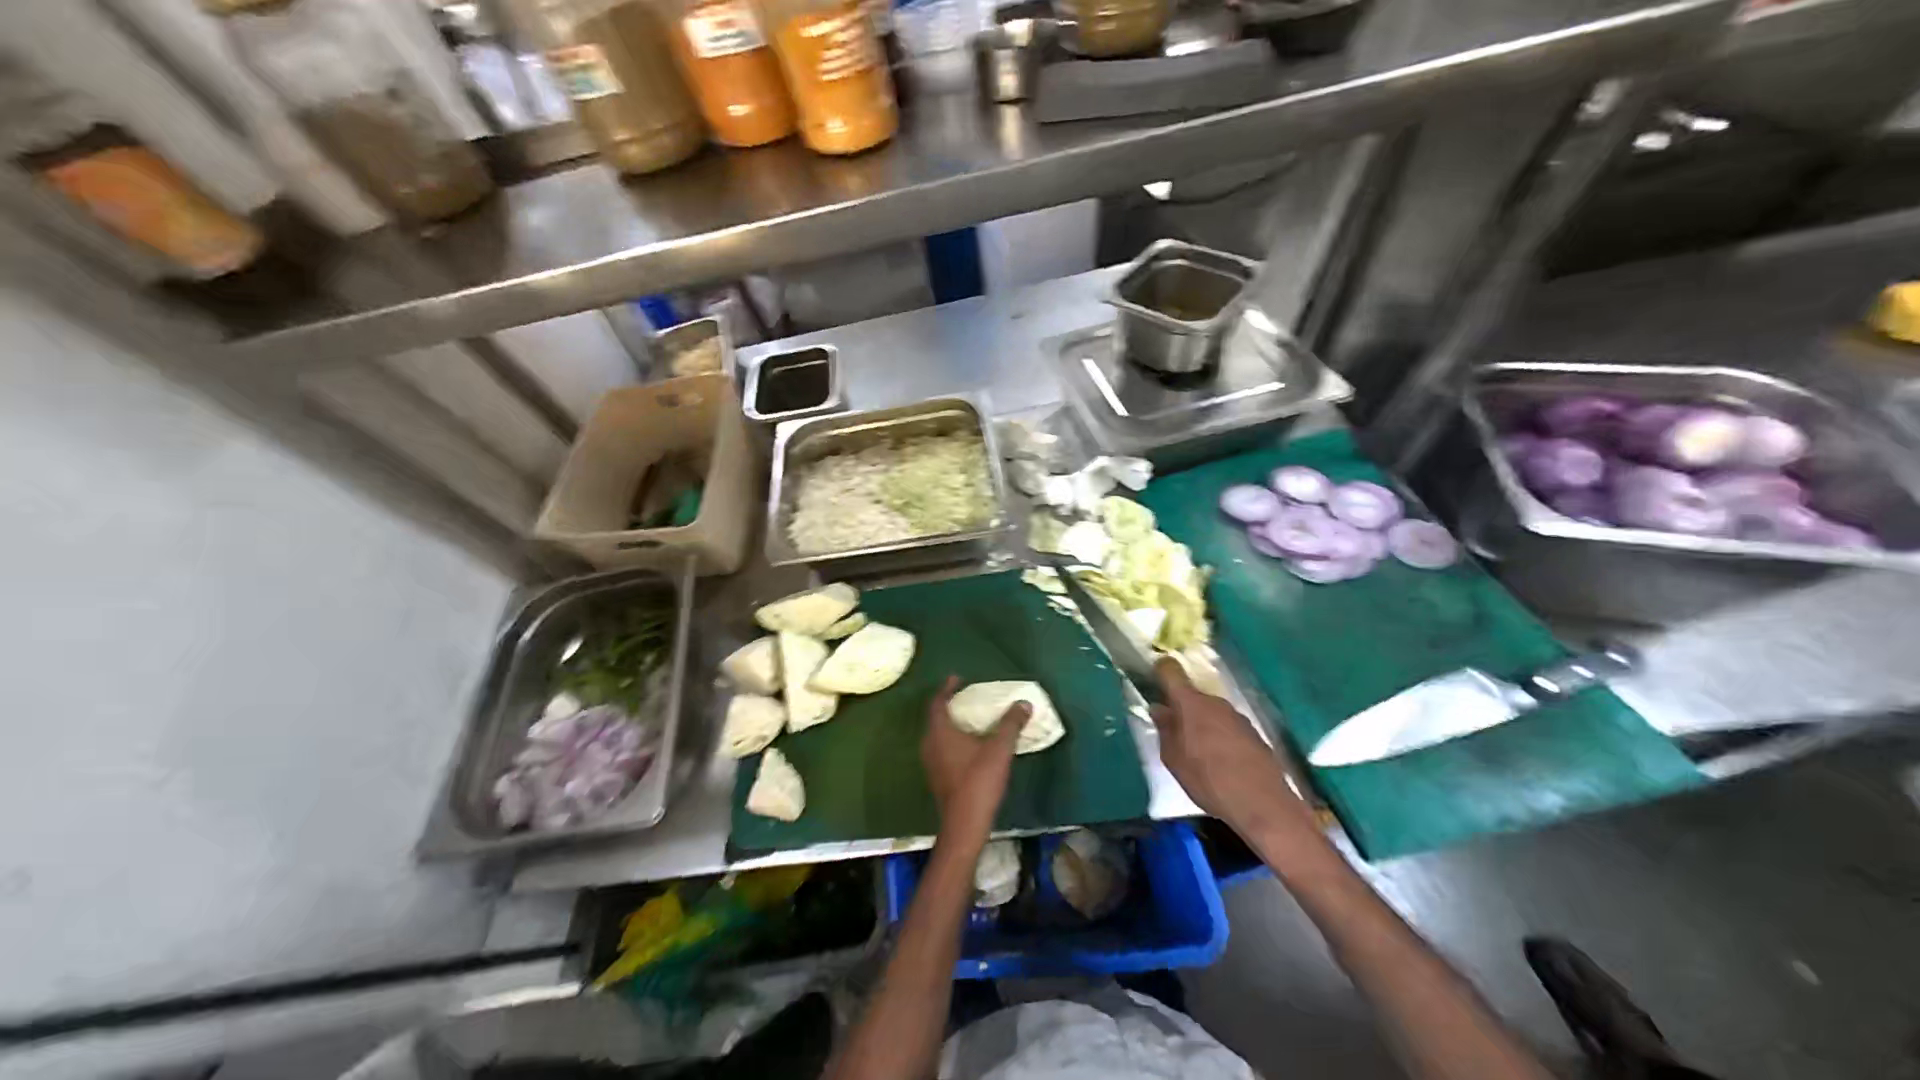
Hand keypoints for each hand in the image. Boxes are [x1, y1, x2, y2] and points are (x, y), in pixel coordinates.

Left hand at [921, 675, 1026, 838]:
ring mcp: (931, 762)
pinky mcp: (937, 777)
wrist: (965, 823)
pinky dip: (954, 740)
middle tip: (968, 696)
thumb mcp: (999, 749)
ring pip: (939, 735)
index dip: (947, 688)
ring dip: (953, 724)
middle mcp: (929, 744)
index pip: (938, 702)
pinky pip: (942, 748)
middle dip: (951, 705)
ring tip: (971, 719)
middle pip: (937, 717)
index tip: (957, 678)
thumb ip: (1011, 724)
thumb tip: (1023, 703)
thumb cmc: (979, 780)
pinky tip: (971, 745)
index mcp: (939, 732)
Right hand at [1151, 658, 1314, 837]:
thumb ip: (1165, 730)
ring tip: (1197, 753)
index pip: (1171, 671)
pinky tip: (1220, 761)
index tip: (1152, 680)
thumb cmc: (1207, 779)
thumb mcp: (1174, 759)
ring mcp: (1237, 716)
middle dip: (1181, 709)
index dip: (1160, 670)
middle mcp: (1215, 702)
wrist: (1262, 802)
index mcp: (1190, 704)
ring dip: (1201, 724)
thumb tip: (1160, 708)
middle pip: (1192, 695)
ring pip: (1211, 711)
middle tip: (1173, 734)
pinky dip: (1219, 736)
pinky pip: (1227, 726)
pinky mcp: (1253, 732)